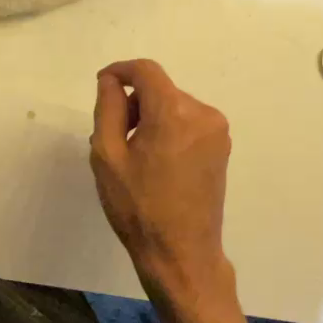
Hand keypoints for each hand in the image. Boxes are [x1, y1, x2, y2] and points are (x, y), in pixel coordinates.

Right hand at [90, 59, 235, 307]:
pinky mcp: (221, 148)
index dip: (120, 72)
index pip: (146, 71)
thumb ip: (108, 109)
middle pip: (159, 90)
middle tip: (113, 137)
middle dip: (133, 104)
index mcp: (174, 113)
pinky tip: (154, 163)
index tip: (102, 85)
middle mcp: (203, 114)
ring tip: (133, 157)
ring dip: (149, 119)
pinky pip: (187, 124)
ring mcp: (217, 132)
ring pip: (173, 107)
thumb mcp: (107, 156)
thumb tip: (111, 82)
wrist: (180, 251)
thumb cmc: (137, 206)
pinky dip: (167, 131)